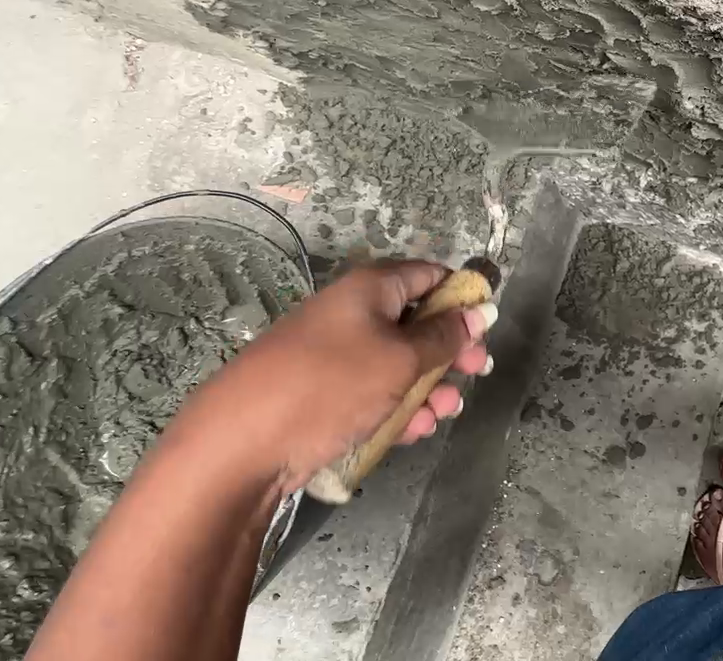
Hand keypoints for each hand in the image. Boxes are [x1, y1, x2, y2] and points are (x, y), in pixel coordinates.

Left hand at [169, 259, 492, 494]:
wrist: (238, 446)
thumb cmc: (330, 385)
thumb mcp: (401, 359)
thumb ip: (446, 337)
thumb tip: (480, 310)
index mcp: (371, 288)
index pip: (430, 275)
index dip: (461, 298)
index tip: (484, 327)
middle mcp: (354, 312)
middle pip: (417, 321)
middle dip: (450, 350)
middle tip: (475, 373)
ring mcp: (336, 354)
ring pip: (398, 361)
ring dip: (428, 386)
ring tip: (444, 413)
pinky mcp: (323, 394)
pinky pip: (372, 391)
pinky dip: (397, 407)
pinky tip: (414, 431)